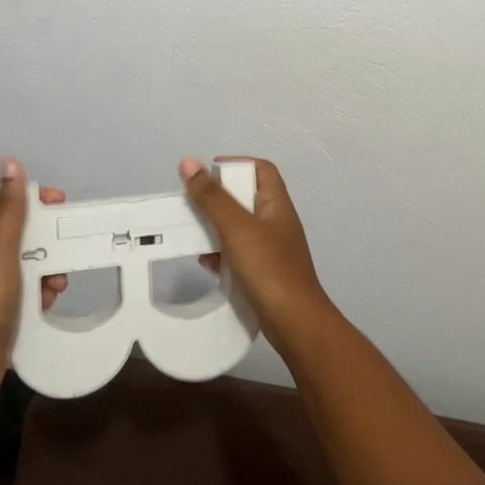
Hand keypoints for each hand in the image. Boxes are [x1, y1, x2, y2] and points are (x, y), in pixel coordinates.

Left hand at [0, 157, 66, 402]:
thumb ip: (8, 209)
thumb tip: (9, 161)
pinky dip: (42, 291)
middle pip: (18, 234)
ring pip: (26, 264)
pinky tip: (50, 301)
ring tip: (59, 280)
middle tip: (68, 243)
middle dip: (46, 235)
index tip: (60, 201)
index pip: (3, 203)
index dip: (30, 195)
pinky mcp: (1, 313)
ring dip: (48, 266)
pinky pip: (28, 291)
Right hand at [181, 157, 332, 345]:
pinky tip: (206, 264)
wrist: (295, 323)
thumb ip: (213, 197)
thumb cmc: (268, 268)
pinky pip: (239, 255)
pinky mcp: (265, 275)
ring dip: (217, 228)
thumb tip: (188, 161)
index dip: (236, 164)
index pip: (261, 169)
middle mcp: (277, 223)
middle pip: (247, 198)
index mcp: (277, 205)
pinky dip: (222, 255)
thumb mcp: (237, 228)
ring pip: (240, 228)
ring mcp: (273, 250)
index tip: (206, 173)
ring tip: (191, 233)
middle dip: (219, 198)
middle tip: (191, 204)